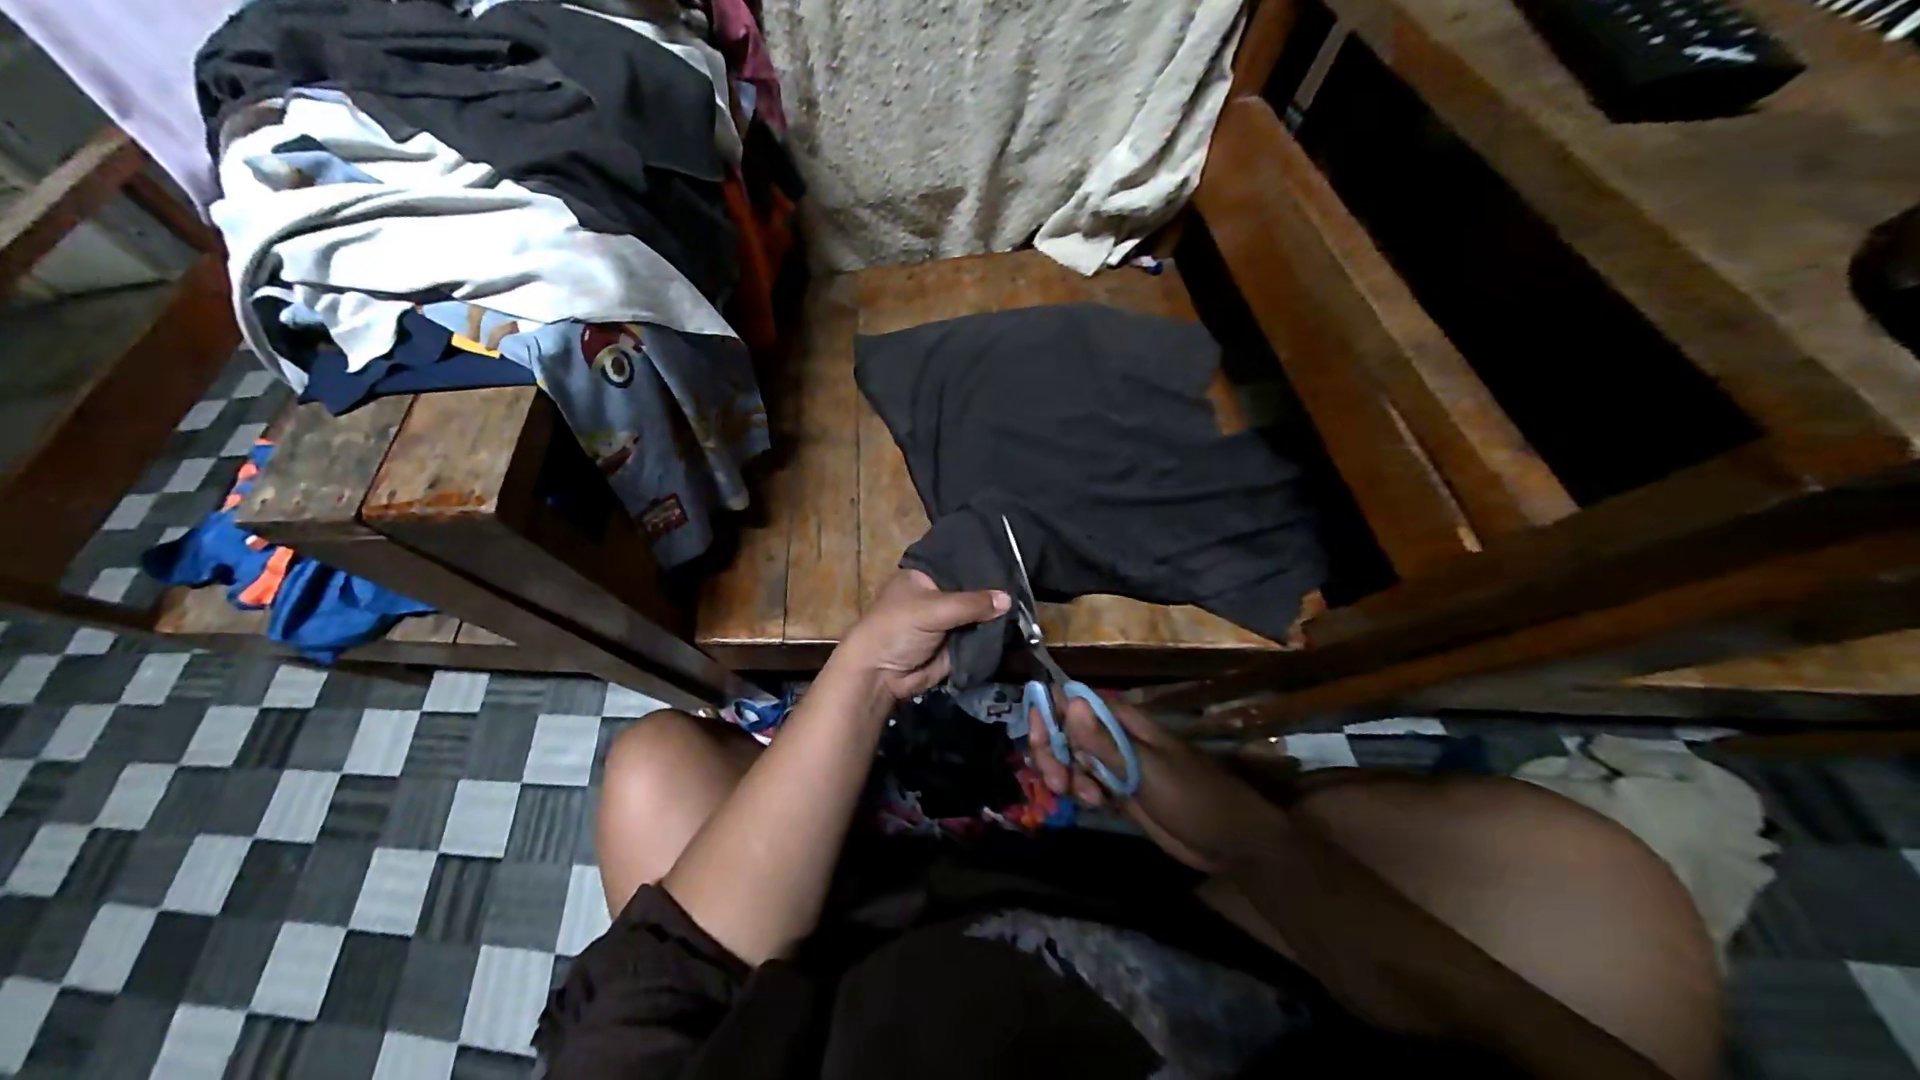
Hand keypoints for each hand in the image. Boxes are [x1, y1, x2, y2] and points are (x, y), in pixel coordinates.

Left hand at [834, 569, 1009, 699]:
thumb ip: (971, 603)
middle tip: (1025, 585)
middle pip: (973, 590)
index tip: (1012, 560)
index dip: (983, 563)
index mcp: (925, 576)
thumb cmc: (897, 628)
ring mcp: (948, 621)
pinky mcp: (956, 644)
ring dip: (997, 615)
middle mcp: (938, 595)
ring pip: (979, 614)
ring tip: (1027, 606)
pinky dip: (994, 635)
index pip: (959, 563)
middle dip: (995, 591)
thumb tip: (1008, 599)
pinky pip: (979, 637)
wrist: (881, 675)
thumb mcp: (933, 609)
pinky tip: (1018, 626)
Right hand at [1030, 693, 1282, 871]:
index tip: (1038, 740)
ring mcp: (1115, 764)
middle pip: (1063, 732)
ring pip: (1071, 759)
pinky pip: (1084, 782)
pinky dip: (1080, 792)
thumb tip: (1068, 701)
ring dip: (1066, 776)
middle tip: (1055, 782)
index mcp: (1121, 719)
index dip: (1048, 715)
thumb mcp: (1146, 770)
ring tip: (1087, 798)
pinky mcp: (1118, 790)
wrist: (1230, 841)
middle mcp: (1113, 736)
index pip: (1071, 702)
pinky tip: (1094, 804)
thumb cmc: (1194, 797)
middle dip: (1053, 753)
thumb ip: (1104, 742)